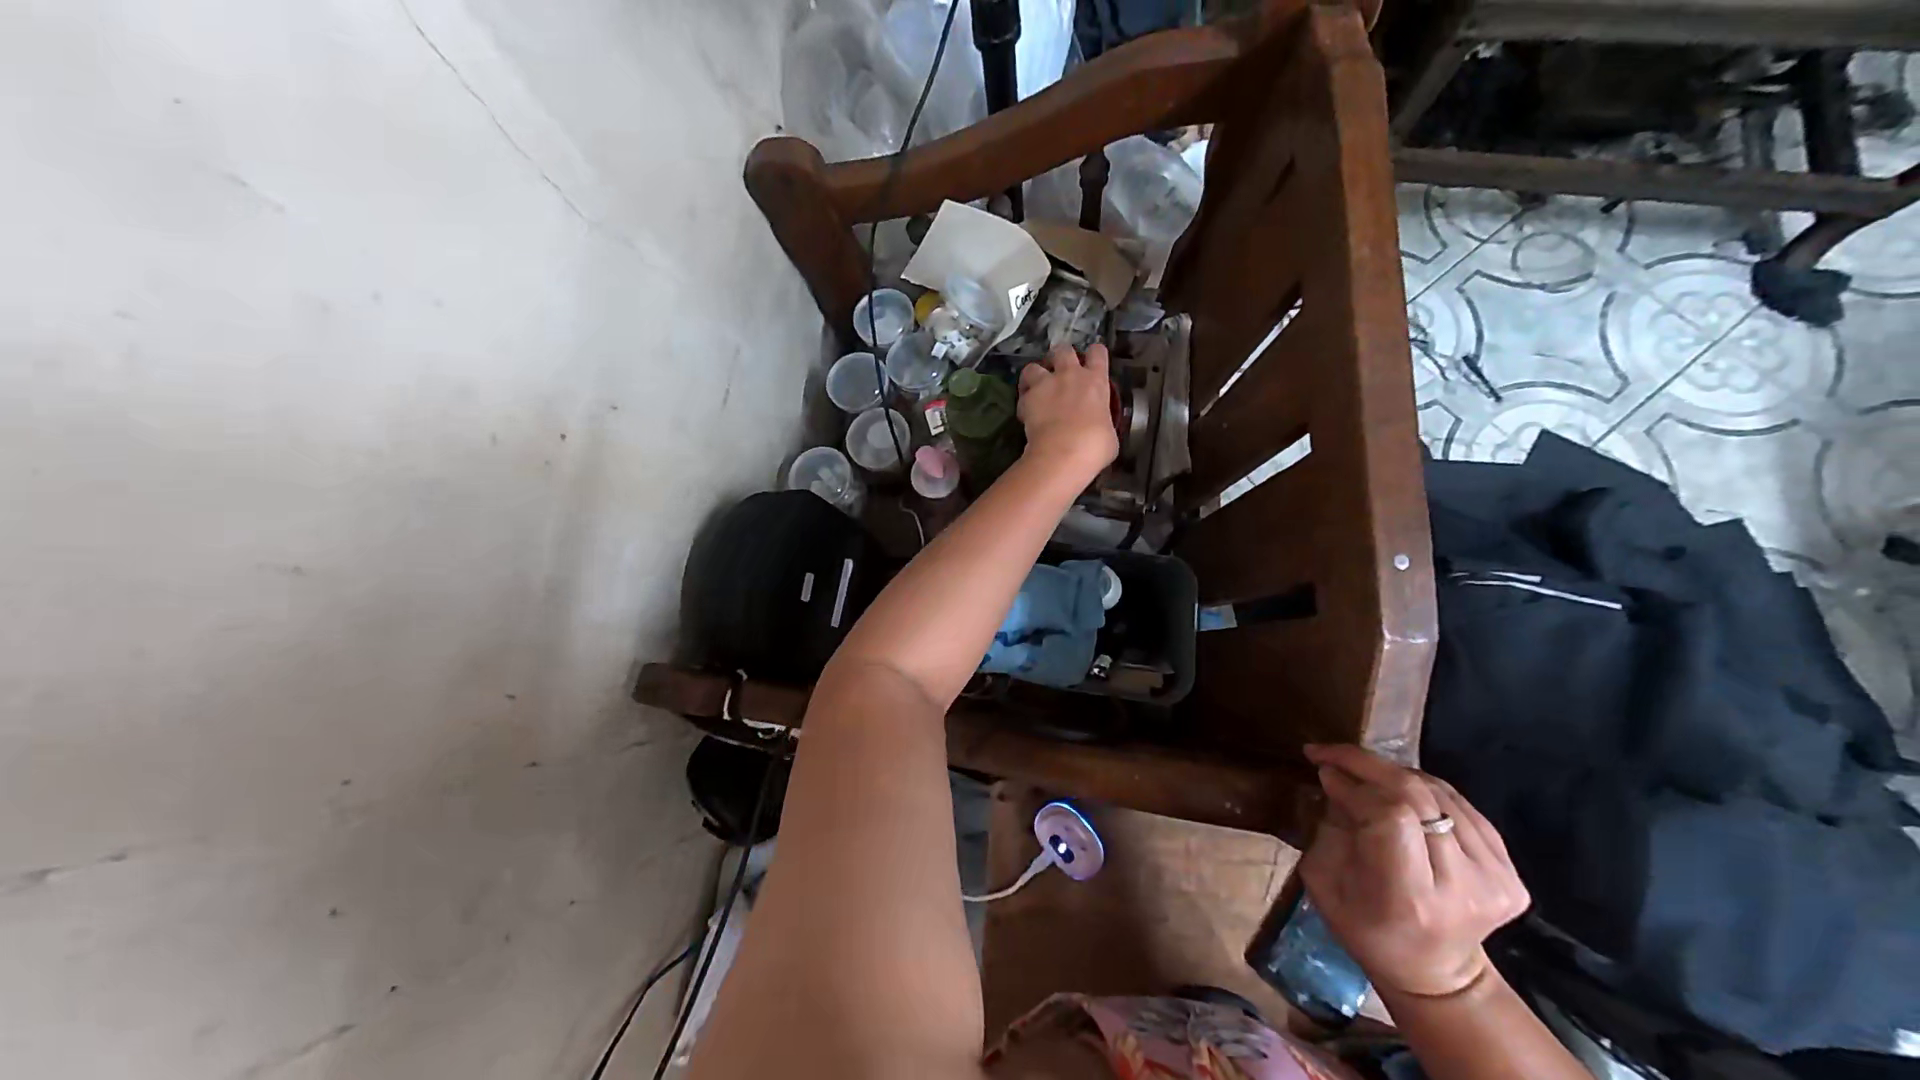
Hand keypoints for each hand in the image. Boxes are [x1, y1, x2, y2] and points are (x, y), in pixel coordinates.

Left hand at [1018, 344, 1117, 477]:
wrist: (1063, 453)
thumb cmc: (1094, 446)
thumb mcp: (1109, 432)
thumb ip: (1102, 420)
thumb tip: (1099, 427)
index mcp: (1096, 381)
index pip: (1098, 353)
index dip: (1094, 355)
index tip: (1091, 362)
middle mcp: (1070, 375)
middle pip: (1063, 350)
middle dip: (1060, 357)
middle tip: (1058, 371)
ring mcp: (1046, 384)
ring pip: (1034, 366)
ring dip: (1034, 375)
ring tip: (1035, 387)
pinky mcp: (1027, 398)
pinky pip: (1023, 394)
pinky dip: (1024, 401)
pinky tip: (1026, 412)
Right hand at [1299, 743, 1530, 999]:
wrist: (1435, 972)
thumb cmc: (1365, 930)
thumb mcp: (1326, 883)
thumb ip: (1330, 828)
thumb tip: (1336, 777)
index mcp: (1412, 898)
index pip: (1390, 817)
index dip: (1355, 785)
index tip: (1322, 770)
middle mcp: (1463, 886)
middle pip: (1416, 797)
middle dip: (1367, 765)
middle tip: (1332, 755)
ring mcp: (1495, 878)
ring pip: (1438, 793)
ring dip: (1392, 772)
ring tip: (1361, 771)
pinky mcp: (1510, 870)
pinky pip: (1459, 804)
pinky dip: (1422, 787)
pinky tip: (1396, 788)